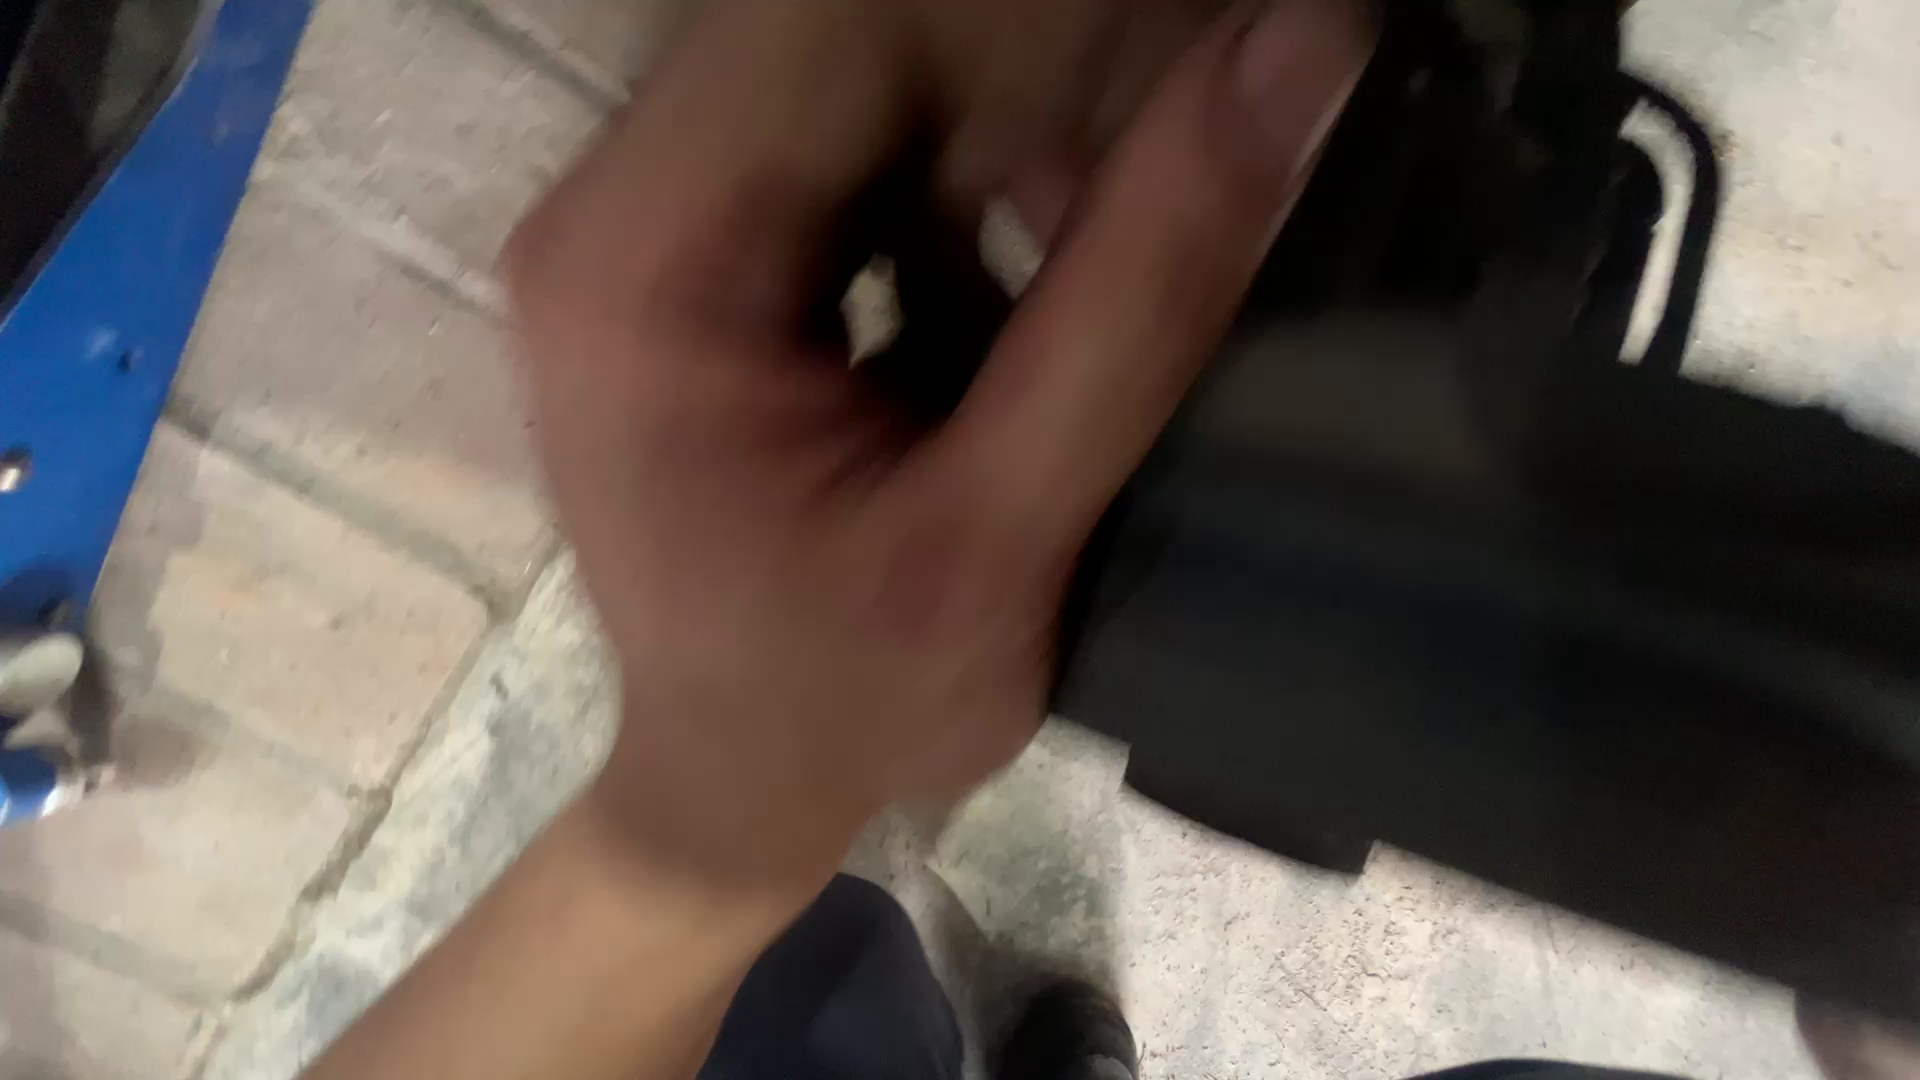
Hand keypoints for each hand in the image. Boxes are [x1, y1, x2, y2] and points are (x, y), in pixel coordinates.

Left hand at [506, 0, 1372, 898]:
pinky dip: (948, 214)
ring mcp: (646, 242)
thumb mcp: (1005, 529)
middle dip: (1016, 108)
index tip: (1160, 105)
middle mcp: (614, 218)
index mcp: (646, 265)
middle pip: (844, 45)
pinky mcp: (693, 279)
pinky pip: (844, 174)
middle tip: (1111, 230)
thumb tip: (1290, 62)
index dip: (1033, 37)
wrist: (743, 780)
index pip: (847, 25)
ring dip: (991, 164)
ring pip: (855, 99)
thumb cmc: (853, 702)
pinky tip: (995, 325)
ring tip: (1051, 302)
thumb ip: (1139, 296)